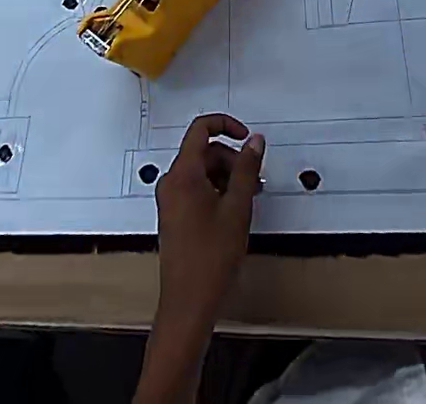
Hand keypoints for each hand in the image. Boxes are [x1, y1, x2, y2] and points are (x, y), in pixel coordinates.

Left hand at [156, 113, 264, 324]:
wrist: (188, 302)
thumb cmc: (209, 259)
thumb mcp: (237, 207)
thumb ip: (247, 168)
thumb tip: (255, 142)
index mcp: (183, 174)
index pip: (200, 128)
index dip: (226, 125)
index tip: (246, 136)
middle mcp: (172, 181)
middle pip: (203, 151)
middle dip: (231, 159)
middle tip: (253, 180)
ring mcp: (171, 198)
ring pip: (201, 170)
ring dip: (226, 176)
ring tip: (246, 199)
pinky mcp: (174, 213)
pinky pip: (196, 187)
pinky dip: (216, 190)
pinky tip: (233, 211)